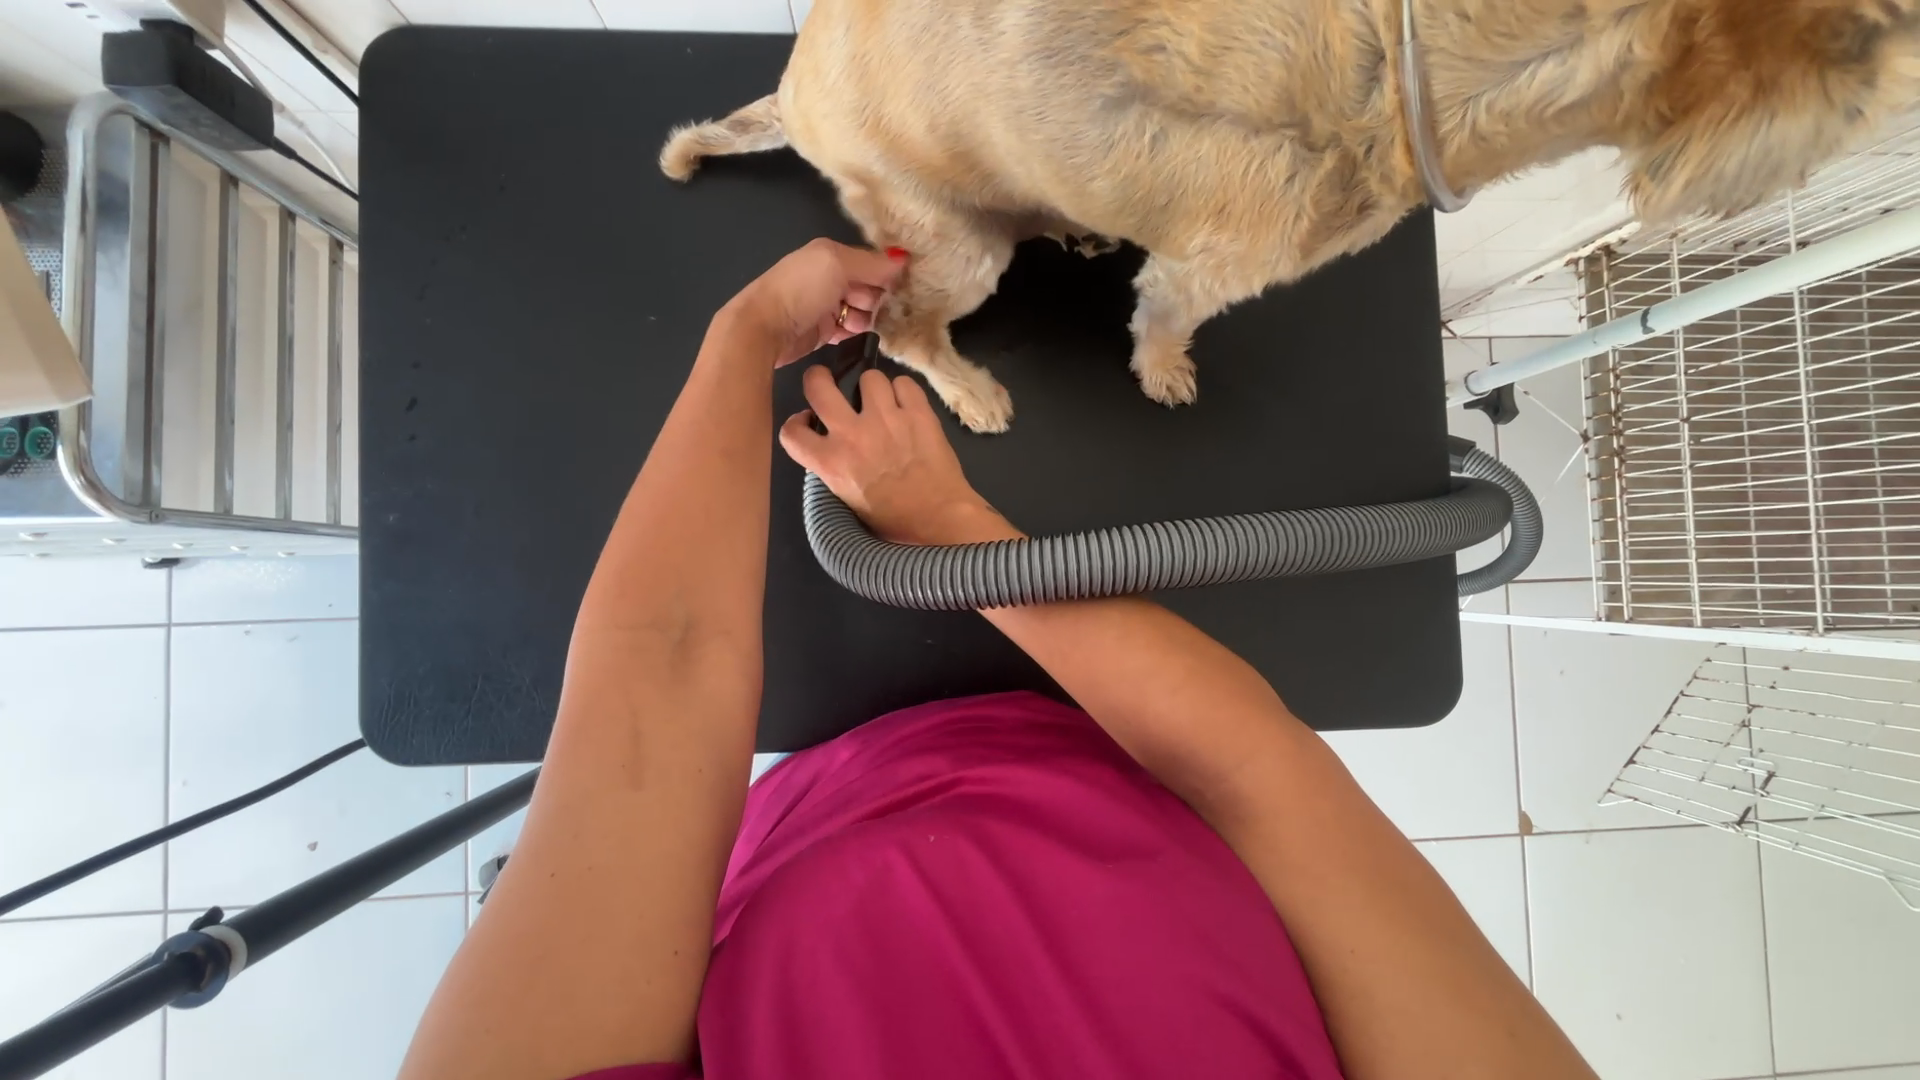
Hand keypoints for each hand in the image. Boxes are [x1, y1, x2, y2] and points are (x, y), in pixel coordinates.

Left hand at [721, 239, 906, 368]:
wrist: (763, 328)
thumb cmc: (801, 290)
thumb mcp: (838, 265)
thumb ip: (872, 263)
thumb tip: (904, 259)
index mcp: (831, 255)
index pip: (871, 262)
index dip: (889, 274)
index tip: (908, 289)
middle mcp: (829, 277)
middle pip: (868, 287)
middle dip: (881, 298)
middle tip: (891, 311)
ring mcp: (825, 306)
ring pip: (862, 311)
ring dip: (870, 318)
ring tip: (872, 324)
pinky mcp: (823, 331)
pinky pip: (849, 330)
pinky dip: (857, 333)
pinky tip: (862, 336)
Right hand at [779, 365, 1021, 545]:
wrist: (939, 518)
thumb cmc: (894, 522)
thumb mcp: (848, 501)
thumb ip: (834, 470)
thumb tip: (831, 451)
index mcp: (830, 463)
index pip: (791, 432)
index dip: (796, 423)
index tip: (808, 423)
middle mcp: (852, 434)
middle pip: (817, 384)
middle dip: (819, 378)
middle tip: (829, 383)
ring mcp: (886, 418)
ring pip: (869, 377)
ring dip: (873, 388)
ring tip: (884, 404)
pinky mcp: (918, 412)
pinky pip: (904, 383)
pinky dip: (905, 392)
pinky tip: (908, 406)